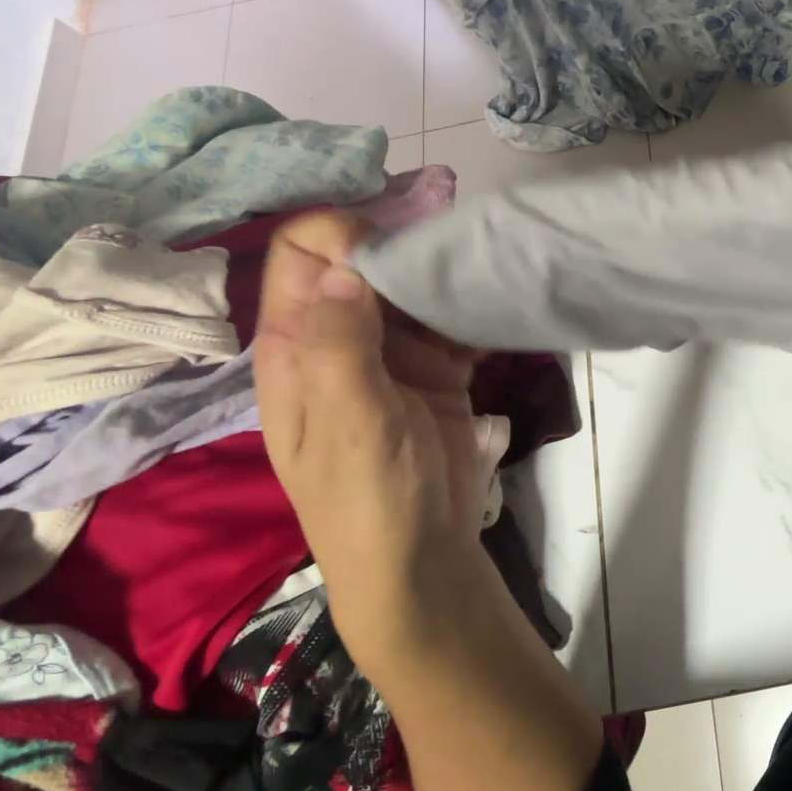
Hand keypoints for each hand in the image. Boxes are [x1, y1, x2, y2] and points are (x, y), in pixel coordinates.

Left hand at [253, 211, 507, 673]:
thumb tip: (345, 262)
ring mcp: (389, 356)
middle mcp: (338, 340)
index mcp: (296, 346)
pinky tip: (495, 307)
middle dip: (405, 245)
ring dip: (444, 276)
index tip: (401, 236)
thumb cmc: (369, 496)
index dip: (343, 232)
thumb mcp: (347, 421)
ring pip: (411, 289)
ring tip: (485, 270)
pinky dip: (470, 310)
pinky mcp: (434, 373)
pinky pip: (449, 323)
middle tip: (459, 243)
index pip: (302, 255)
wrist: (421, 557)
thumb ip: (340, 342)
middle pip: (363, 263)